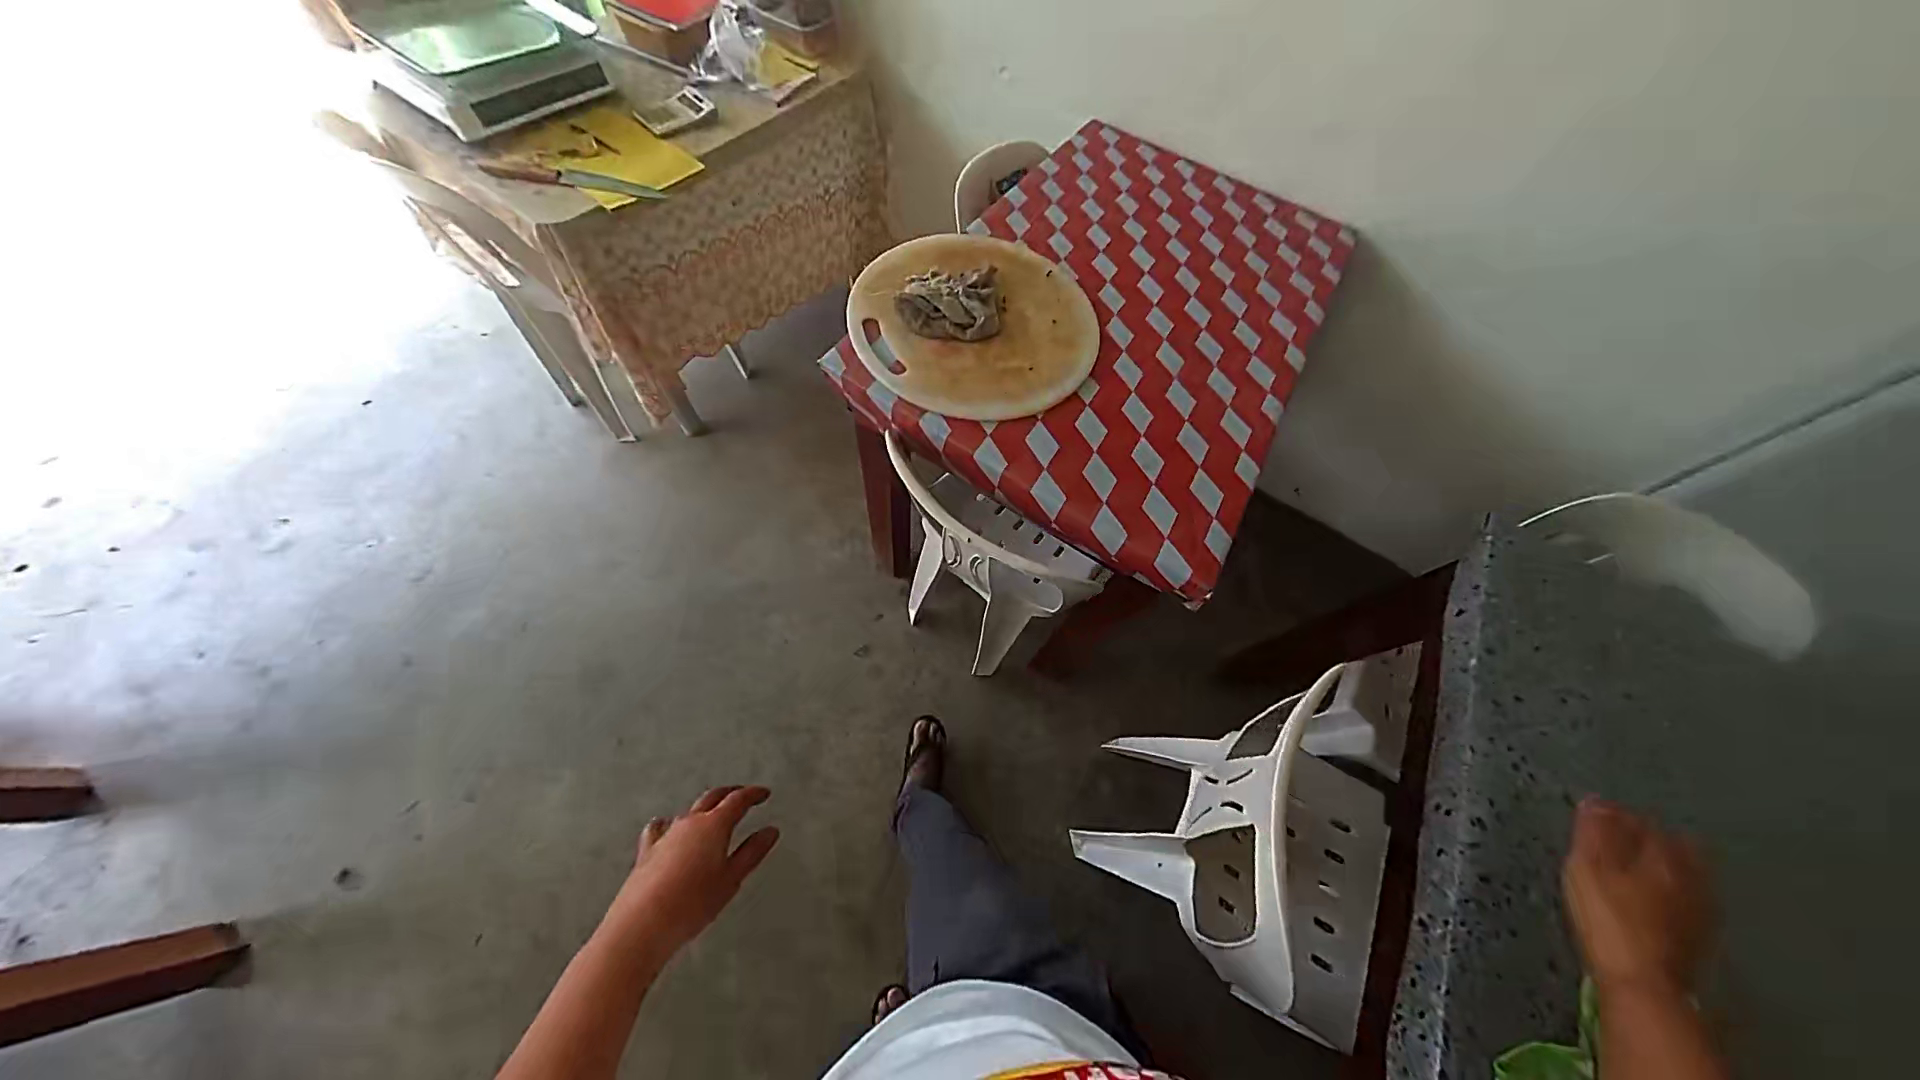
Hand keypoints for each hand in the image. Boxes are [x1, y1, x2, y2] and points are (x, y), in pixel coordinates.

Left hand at [604, 786, 780, 954]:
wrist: (642, 925)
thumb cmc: (690, 904)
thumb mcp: (732, 879)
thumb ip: (752, 852)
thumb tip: (770, 832)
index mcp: (714, 825)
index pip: (738, 800)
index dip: (753, 794)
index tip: (763, 793)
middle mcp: (690, 823)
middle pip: (713, 797)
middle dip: (731, 793)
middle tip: (743, 795)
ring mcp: (666, 836)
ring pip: (689, 811)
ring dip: (704, 808)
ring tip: (711, 812)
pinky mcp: (647, 852)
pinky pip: (660, 828)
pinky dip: (670, 824)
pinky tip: (668, 828)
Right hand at [1562, 798, 1710, 994]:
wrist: (1644, 981)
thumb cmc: (1609, 916)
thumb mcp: (1588, 866)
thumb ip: (1593, 832)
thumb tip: (1597, 801)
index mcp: (1665, 857)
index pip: (1645, 822)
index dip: (1620, 813)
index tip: (1597, 811)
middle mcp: (1693, 879)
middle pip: (1675, 847)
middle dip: (1650, 838)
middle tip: (1619, 836)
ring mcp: (1702, 911)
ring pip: (1684, 874)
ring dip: (1660, 865)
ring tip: (1632, 865)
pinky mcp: (1699, 937)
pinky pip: (1685, 899)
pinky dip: (1667, 890)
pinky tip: (1651, 898)